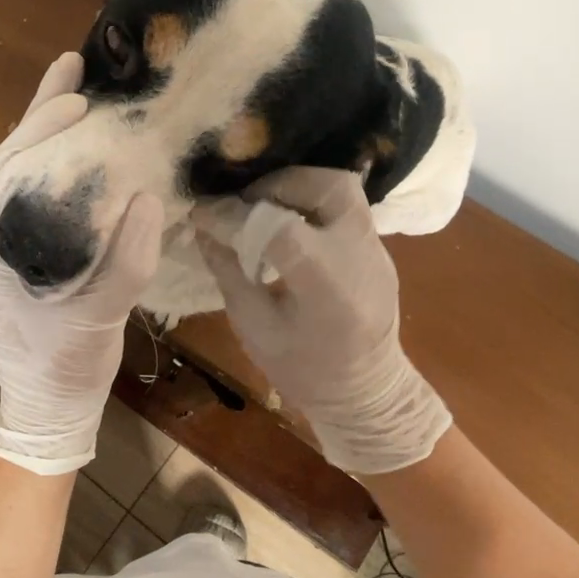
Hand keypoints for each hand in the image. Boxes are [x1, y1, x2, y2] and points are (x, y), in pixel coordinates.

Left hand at [0, 53, 163, 474]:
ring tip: (75, 86)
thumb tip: (150, 199)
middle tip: (72, 66)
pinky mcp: (18, 253)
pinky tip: (79, 145)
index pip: (3, 173)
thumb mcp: (98, 318)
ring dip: (43, 133)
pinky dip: (54, 166)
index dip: (36, 131)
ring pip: (18, 176)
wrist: (49, 408)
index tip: (73, 99)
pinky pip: (32, 197)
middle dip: (38, 116)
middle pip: (7, 163)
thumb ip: (125, 264)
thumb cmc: (66, 368)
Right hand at [193, 168, 449, 474]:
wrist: (367, 393)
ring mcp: (375, 247)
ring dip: (296, 186)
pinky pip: (344, 206)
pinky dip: (309, 202)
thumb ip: (229, 269)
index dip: (234, 215)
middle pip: (327, 186)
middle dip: (276, 184)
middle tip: (244, 202)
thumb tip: (202, 224)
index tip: (202, 214)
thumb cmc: (304, 370)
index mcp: (327, 286)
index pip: (278, 228)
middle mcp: (359, 255)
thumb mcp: (253, 326)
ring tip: (263, 207)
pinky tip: (284, 223)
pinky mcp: (376, 246)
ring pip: (342, 186)